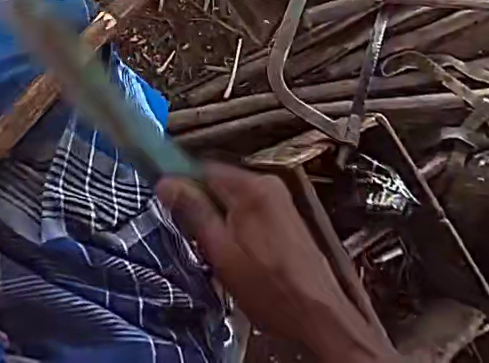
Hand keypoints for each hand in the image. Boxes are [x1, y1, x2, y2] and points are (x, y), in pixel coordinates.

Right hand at [158, 164, 397, 362]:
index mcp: (250, 186)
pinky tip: (237, 251)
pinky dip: (236, 222)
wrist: (322, 321)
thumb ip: (192, 212)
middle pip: (217, 180)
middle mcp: (267, 184)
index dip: (181, 182)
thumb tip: (165, 182)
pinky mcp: (287, 217)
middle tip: (193, 232)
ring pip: (232, 196)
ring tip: (216, 247)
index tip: (168, 199)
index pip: (200, 167)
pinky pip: (249, 208)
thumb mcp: (221, 252)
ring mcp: (280, 200)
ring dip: (219, 214)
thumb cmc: (271, 289)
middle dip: (201, 202)